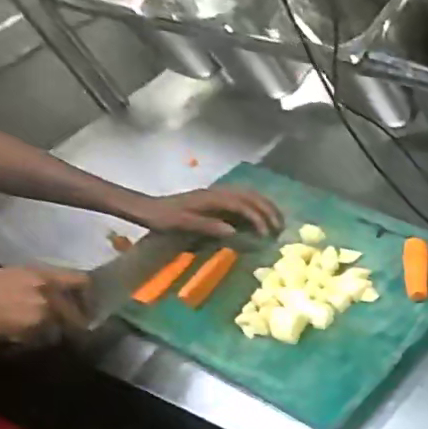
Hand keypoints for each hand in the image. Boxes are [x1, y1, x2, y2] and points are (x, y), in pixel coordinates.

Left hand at [123, 188, 282, 238]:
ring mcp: (217, 193)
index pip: (242, 205)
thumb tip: (234, 232)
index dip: (258, 219)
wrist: (147, 208)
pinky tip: (264, 217)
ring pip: (249, 195)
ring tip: (279, 222)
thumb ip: (207, 226)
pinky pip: (243, 198)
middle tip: (280, 229)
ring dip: (267, 207)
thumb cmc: (164, 219)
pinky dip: (258, 206)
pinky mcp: (217, 198)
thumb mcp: (182, 224)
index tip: (266, 236)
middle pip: (251, 196)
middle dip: (269, 211)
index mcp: (210, 198)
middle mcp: (217, 192)